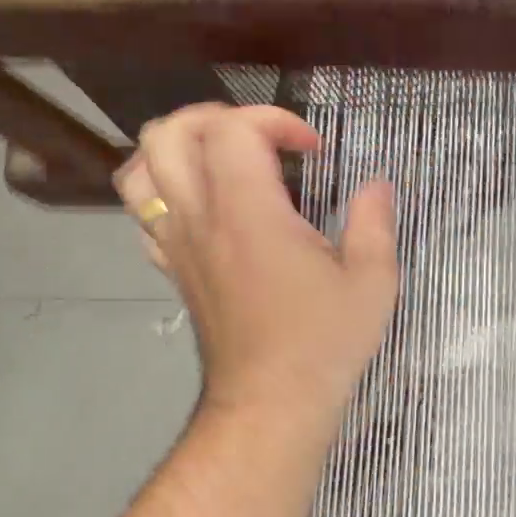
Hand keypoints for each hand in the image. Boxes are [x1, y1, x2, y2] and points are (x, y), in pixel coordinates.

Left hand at [114, 104, 398, 422]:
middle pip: (168, 133)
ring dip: (179, 148)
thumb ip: (374, 223)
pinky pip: (142, 211)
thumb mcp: (373, 281)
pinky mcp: (172, 268)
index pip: (232, 130)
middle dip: (218, 119)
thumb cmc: (326, 339)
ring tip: (226, 161)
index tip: (315, 150)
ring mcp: (177, 243)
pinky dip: (165, 190)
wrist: (273, 397)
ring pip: (139, 167)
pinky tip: (207, 206)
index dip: (274, 121)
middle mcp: (200, 218)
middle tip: (266, 142)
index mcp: (250, 213)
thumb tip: (376, 186)